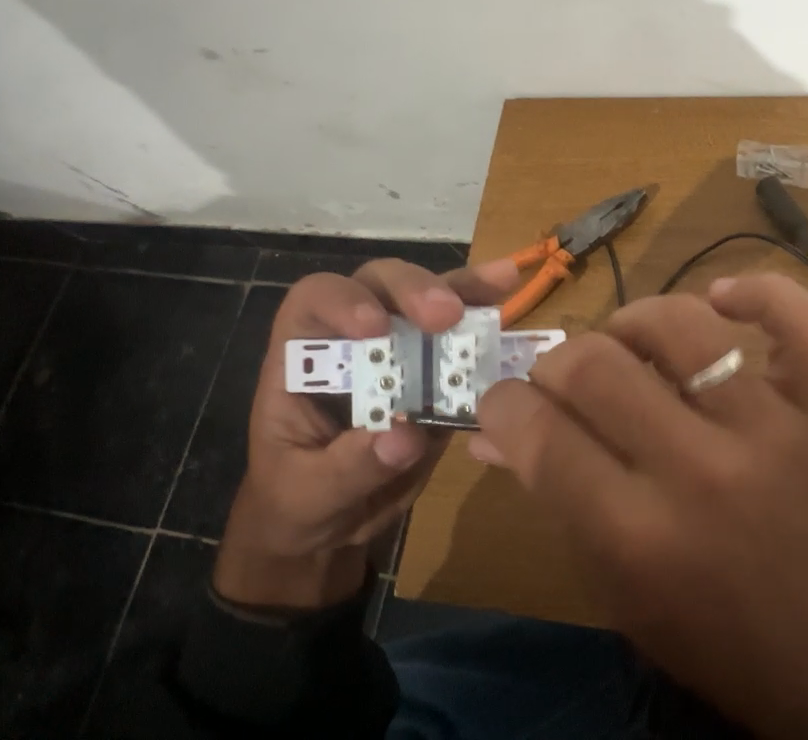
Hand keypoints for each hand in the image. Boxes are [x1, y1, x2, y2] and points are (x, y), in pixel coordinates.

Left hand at [213, 257, 519, 610]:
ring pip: (425, 296)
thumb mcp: (309, 495)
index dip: (344, 302)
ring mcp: (399, 349)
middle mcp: (352, 339)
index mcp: (305, 359)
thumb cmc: (297, 503)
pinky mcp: (437, 369)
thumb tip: (407, 436)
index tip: (375, 328)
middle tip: (446, 315)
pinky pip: (462, 332)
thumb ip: (351, 466)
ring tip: (501, 281)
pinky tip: (510, 288)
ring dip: (461, 288)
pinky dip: (486, 309)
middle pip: (377, 285)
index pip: (315, 303)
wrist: (329, 525)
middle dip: (412, 291)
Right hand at [473, 276, 807, 739]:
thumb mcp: (607, 580)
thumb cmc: (697, 627)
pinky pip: (804, 326)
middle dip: (554, 366)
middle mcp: (701, 469)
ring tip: (619, 347)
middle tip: (556, 386)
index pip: (544, 434)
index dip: (504, 407)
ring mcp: (765, 428)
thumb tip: (491, 429)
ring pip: (682, 327)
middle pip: (598, 368)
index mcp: (638, 532)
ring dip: (629, 324)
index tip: (501, 404)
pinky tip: (720, 297)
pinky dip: (764, 295)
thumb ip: (551, 494)